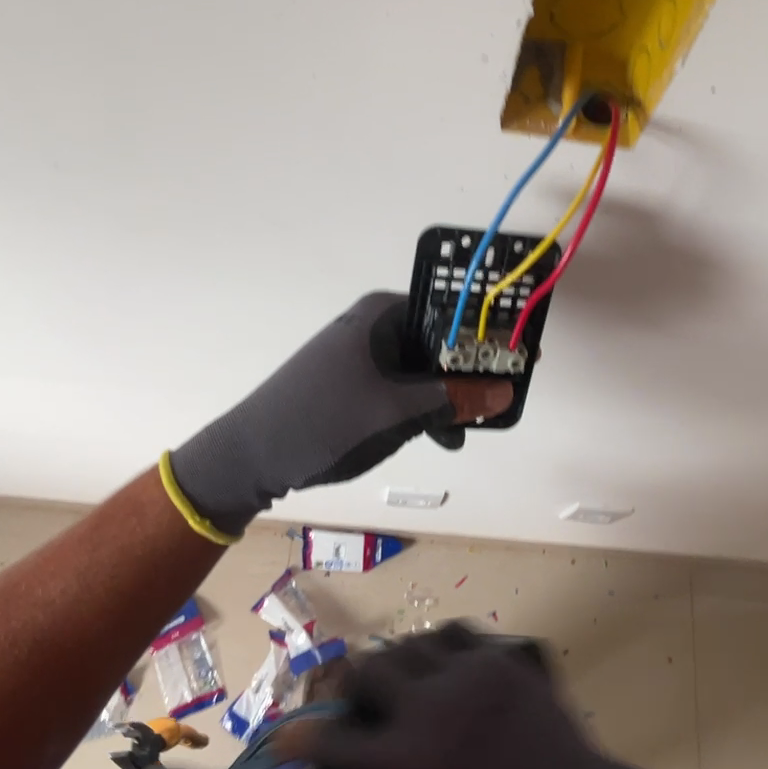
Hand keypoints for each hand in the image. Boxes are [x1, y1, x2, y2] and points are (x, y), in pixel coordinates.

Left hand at [168, 293, 512, 537]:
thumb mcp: (395, 412)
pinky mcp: (352, 383)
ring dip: (442, 401)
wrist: (252, 455)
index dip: (485, 337)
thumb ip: (452, 399)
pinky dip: (418, 409)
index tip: (515, 363)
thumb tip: (504, 391)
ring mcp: (360, 355)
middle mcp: (371, 326)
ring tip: (454, 436)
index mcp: (380, 314)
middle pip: (437, 344)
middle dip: (463, 379)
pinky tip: (431, 436)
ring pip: (420, 372)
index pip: (449, 312)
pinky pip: (399, 389)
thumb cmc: (324, 420)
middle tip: (487, 410)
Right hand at [307, 623, 696, 768]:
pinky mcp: (502, 662)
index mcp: (405, 764)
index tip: (288, 736)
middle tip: (360, 705)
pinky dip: (442, 646)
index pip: (333, 742)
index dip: (304, 739)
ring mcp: (468, 676)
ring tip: (405, 684)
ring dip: (398, 663)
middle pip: (367, 670)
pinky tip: (448, 668)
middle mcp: (428, 707)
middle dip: (353, 687)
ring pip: (409, 642)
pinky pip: (457, 633)